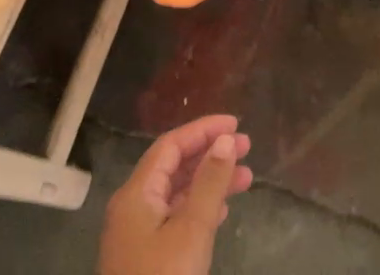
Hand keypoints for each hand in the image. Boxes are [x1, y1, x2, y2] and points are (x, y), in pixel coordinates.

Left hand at [99, 115, 254, 274]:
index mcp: (137, 193)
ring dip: (210, 181)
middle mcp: (132, 206)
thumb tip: (224, 140)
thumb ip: (209, 182)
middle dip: (210, 154)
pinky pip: (174, 215)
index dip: (203, 130)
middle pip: (173, 166)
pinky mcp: (144, 254)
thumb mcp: (192, 229)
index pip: (170, 146)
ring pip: (176, 192)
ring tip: (246, 178)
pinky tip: (223, 211)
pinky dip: (200, 205)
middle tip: (247, 148)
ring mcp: (136, 232)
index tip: (236, 125)